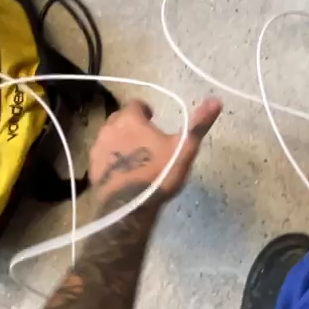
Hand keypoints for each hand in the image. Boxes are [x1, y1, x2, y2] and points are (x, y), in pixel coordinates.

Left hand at [87, 97, 221, 206]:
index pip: (135, 104)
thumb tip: (216, 100)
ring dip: (121, 139)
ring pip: (110, 136)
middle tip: (147, 138)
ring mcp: (98, 148)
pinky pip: (103, 154)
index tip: (153, 120)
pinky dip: (112, 157)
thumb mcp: (183, 149)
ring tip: (136, 154)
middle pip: (120, 118)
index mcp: (130, 119)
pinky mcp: (92, 167)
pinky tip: (124, 170)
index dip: (145, 110)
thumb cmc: (158, 174)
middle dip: (132, 123)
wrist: (129, 208)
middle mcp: (109, 128)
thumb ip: (198, 124)